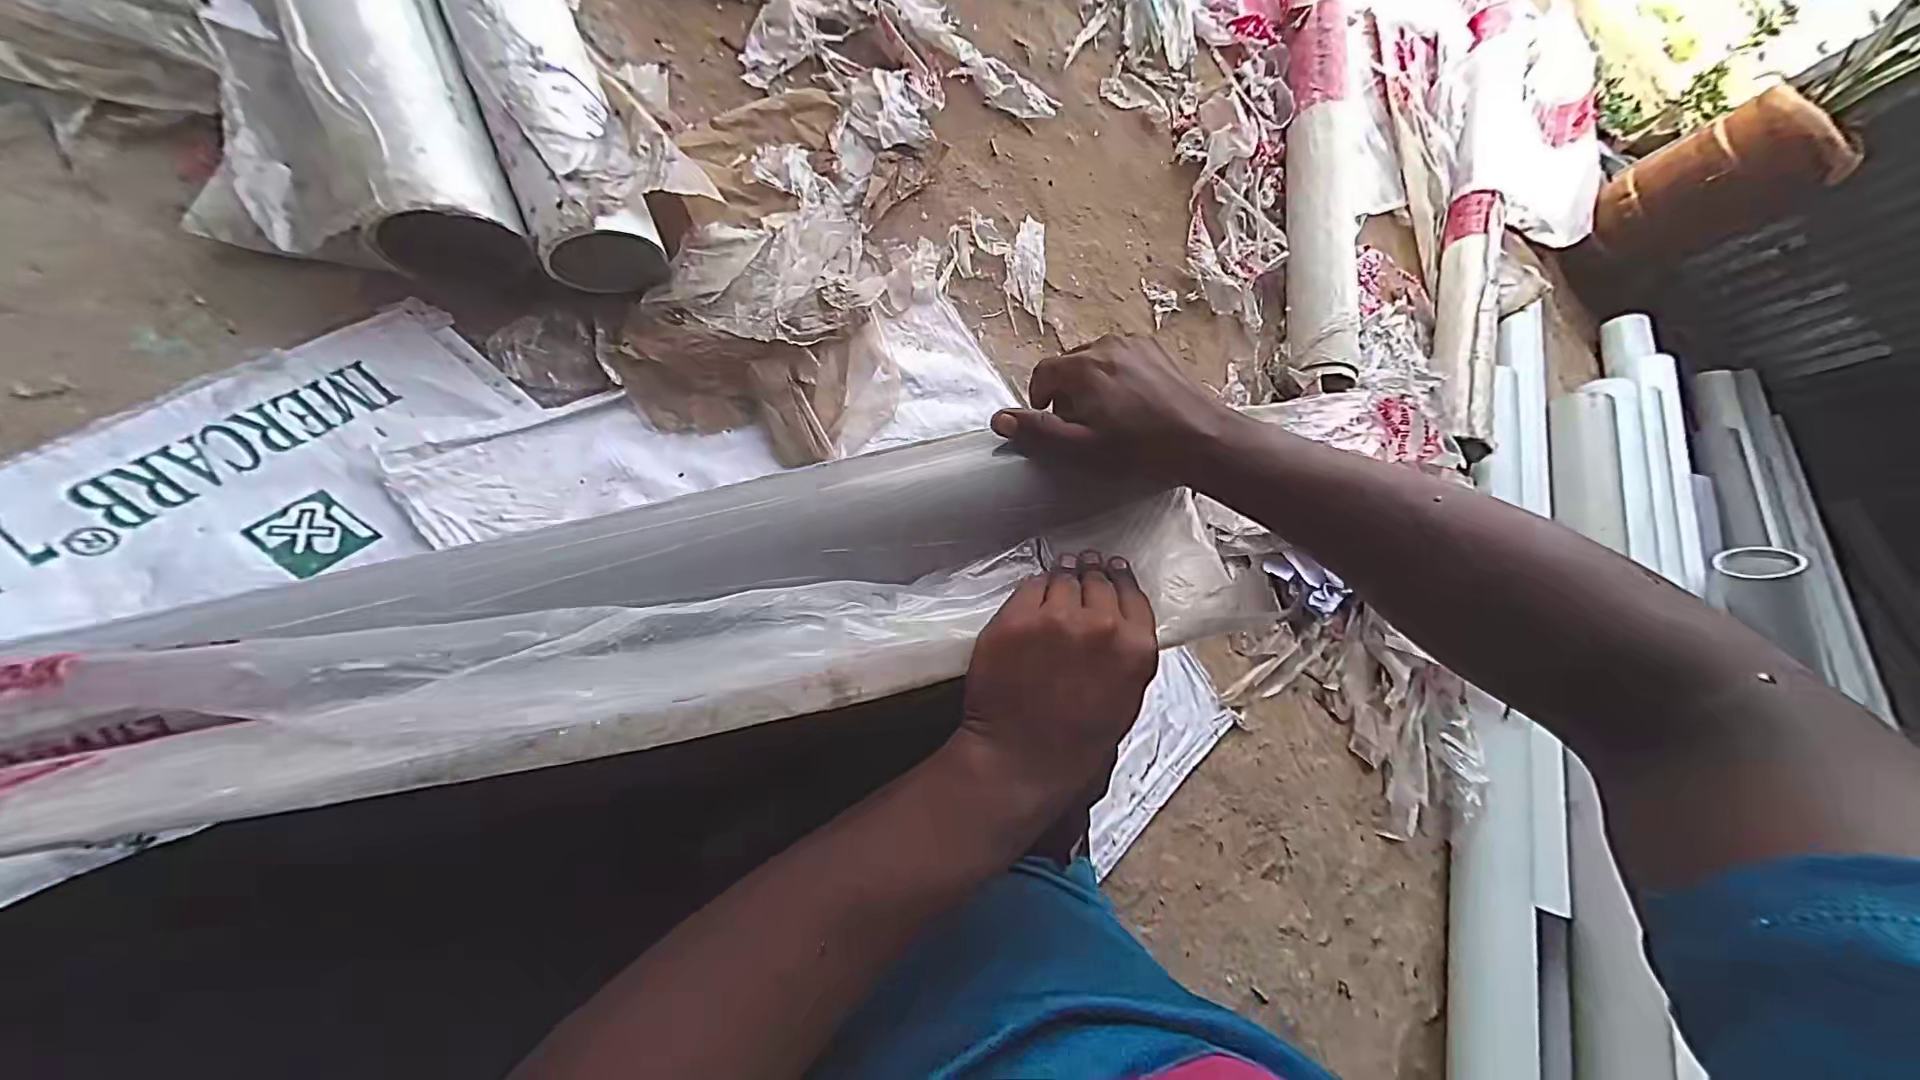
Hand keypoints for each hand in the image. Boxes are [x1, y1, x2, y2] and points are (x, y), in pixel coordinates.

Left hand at [950, 550, 1159, 818]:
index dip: (1121, 577)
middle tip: (1085, 564)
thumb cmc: (1075, 741)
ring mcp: (1055, 620)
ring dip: (1063, 573)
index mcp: (1134, 648)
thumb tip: (1118, 622)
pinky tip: (1035, 590)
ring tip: (1061, 569)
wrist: (1023, 757)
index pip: (1131, 594)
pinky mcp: (1016, 619)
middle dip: (1092, 572)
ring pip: (1063, 578)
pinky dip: (1034, 587)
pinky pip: (1029, 586)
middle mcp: (1099, 627)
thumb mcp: (1125, 697)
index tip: (1115, 568)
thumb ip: (1126, 653)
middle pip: (1097, 581)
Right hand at [989, 336, 1242, 479]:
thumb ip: (1039, 430)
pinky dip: (1115, 377)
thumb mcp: (1082, 446)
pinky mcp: (1154, 349)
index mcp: (1084, 368)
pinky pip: (1119, 358)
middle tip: (1083, 425)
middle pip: (1068, 365)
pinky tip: (1131, 405)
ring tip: (1109, 417)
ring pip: (1094, 361)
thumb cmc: (1141, 447)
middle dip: (1067, 393)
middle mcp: (1106, 345)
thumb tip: (999, 420)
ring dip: (1091, 385)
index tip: (1055, 421)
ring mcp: (1134, 344)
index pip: (1042, 373)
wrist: (1201, 438)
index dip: (1040, 400)